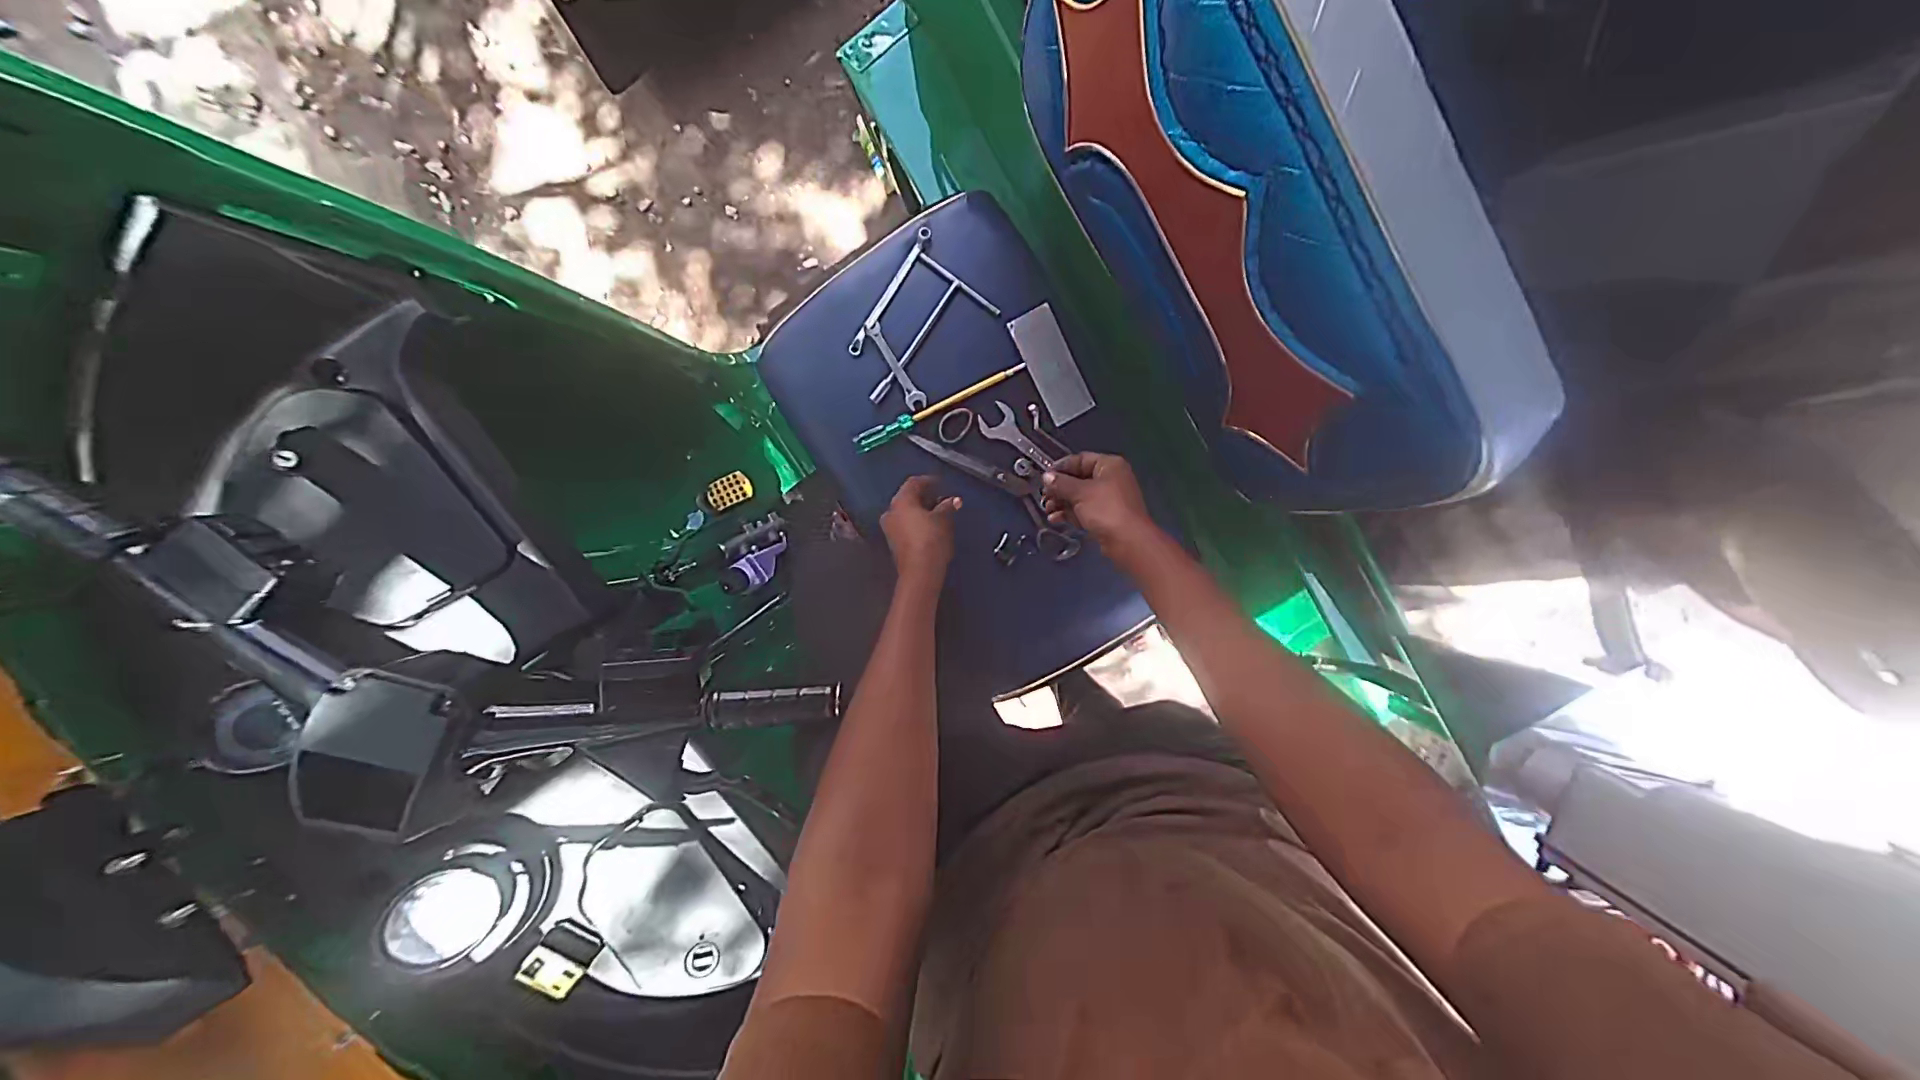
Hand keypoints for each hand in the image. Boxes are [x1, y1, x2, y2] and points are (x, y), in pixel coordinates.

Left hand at [880, 475, 960, 583]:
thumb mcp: (943, 520)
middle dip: (924, 496)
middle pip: (907, 497)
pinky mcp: (893, 542)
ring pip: (906, 512)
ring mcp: (889, 528)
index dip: (928, 481)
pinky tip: (930, 526)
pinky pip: (905, 524)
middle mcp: (890, 512)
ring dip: (920, 510)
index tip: (941, 483)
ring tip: (938, 512)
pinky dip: (916, 521)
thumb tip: (953, 500)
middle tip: (941, 497)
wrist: (919, 572)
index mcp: (900, 502)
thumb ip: (947, 506)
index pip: (913, 483)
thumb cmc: (931, 539)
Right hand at [1041, 453, 1156, 553]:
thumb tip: (1047, 477)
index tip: (1044, 477)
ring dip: (1062, 502)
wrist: (1128, 541)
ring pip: (1080, 496)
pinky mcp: (1105, 517)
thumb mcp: (1080, 492)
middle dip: (1059, 488)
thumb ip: (1061, 483)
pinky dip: (1070, 513)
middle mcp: (1111, 479)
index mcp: (1109, 465)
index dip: (1060, 467)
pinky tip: (1055, 519)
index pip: (1080, 459)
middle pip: (1079, 479)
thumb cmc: (1106, 509)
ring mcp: (1109, 499)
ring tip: (1048, 509)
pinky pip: (1084, 510)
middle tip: (1044, 496)